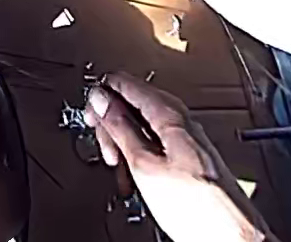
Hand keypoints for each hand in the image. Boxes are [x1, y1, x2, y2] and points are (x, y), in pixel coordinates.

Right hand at [87, 72, 273, 241]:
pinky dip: (141, 154)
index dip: (100, 96)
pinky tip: (138, 176)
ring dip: (125, 142)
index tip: (91, 116)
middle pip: (131, 101)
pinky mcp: (190, 155)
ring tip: (122, 169)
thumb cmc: (199, 210)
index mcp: (166, 110)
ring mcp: (185, 135)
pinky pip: (155, 141)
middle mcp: (178, 116)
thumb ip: (119, 127)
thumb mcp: (144, 166)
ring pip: (142, 123)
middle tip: (107, 149)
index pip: (122, 81)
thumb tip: (100, 99)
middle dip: (112, 123)